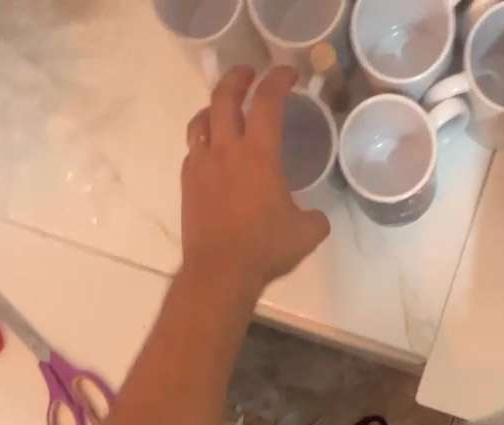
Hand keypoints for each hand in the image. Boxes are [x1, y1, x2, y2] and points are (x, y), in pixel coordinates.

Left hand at [181, 66, 330, 293]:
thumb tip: (315, 216)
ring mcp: (202, 165)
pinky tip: (211, 153)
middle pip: (225, 96)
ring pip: (202, 120)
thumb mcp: (306, 234)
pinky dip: (203, 141)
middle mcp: (227, 149)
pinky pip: (193, 150)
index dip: (279, 80)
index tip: (289, 74)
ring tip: (223, 110)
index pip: (268, 101)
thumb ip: (315, 217)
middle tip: (250, 75)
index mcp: (259, 154)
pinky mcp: (188, 183)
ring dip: (214, 107)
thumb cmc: (265, 249)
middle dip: (238, 78)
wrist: (220, 271)